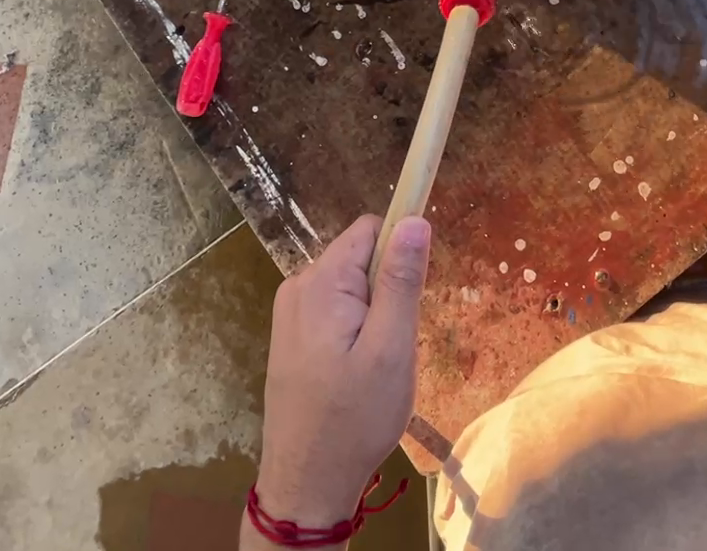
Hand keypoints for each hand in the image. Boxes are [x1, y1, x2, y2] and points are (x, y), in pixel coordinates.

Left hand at [254, 214, 431, 529]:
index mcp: (322, 281)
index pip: (372, 229)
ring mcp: (291, 312)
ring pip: (353, 285)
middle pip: (362, 257)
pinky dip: (356, 330)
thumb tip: (415, 220)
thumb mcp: (391, 348)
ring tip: (376, 364)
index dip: (401, 252)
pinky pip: (337, 309)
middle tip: (394, 343)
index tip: (413, 296)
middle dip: (388, 290)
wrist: (306, 485)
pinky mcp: (292, 335)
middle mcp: (299, 285)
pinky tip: (357, 371)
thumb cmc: (354, 418)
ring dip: (374, 313)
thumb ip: (402, 280)